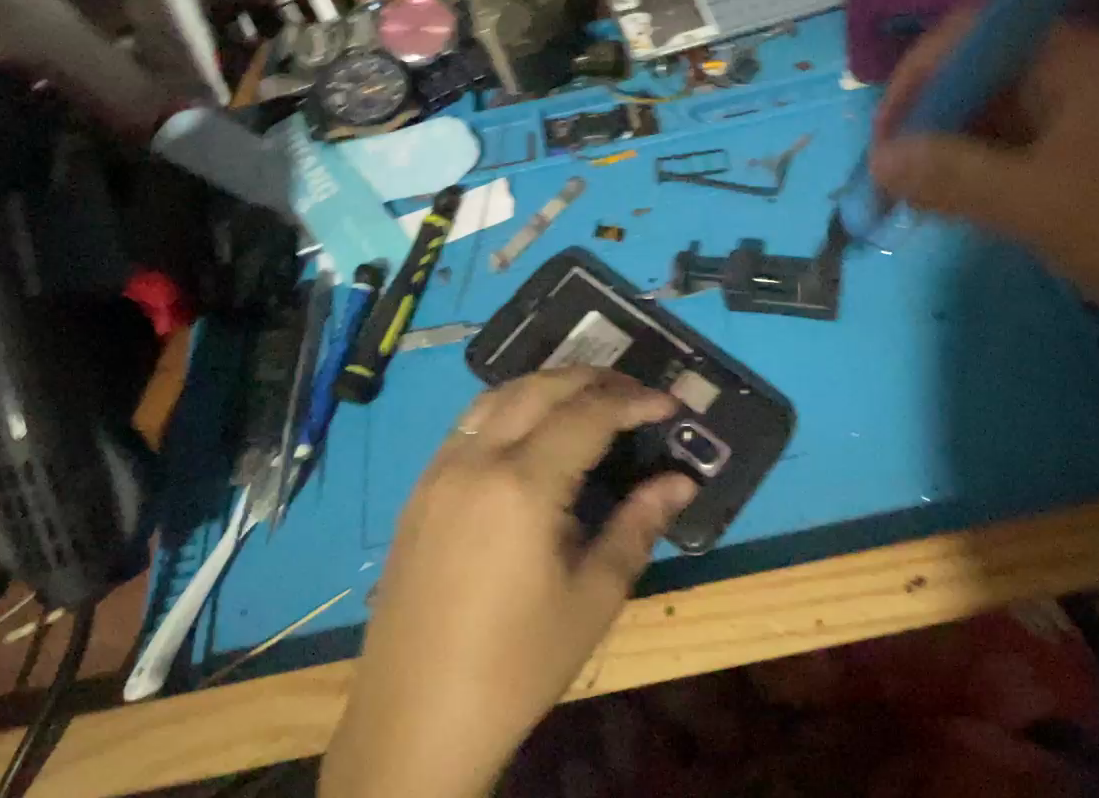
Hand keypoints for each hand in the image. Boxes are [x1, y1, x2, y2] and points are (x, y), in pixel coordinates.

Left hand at [321, 368, 695, 797]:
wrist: (417, 720)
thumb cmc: (518, 664)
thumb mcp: (594, 597)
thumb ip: (638, 525)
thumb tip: (681, 481)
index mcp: (523, 485)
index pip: (588, 414)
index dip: (634, 400)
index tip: (668, 403)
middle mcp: (475, 462)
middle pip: (539, 388)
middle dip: (592, 379)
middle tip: (633, 393)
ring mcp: (438, 474)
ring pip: (495, 397)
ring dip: (546, 386)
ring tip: (586, 399)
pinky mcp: (418, 493)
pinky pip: (467, 425)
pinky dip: (507, 408)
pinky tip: (529, 434)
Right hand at [869, 17, 1098, 339]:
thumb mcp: (1033, 205)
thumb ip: (950, 176)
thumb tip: (878, 162)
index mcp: (1077, 56)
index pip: (973, 33)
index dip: (916, 77)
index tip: (884, 138)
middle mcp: (1083, 67)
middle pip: (982, 69)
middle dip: (928, 117)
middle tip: (891, 172)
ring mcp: (1091, 107)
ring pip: (997, 109)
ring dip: (950, 145)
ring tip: (913, 191)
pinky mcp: (1093, 146)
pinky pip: (1019, 140)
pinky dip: (980, 165)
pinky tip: (957, 200)